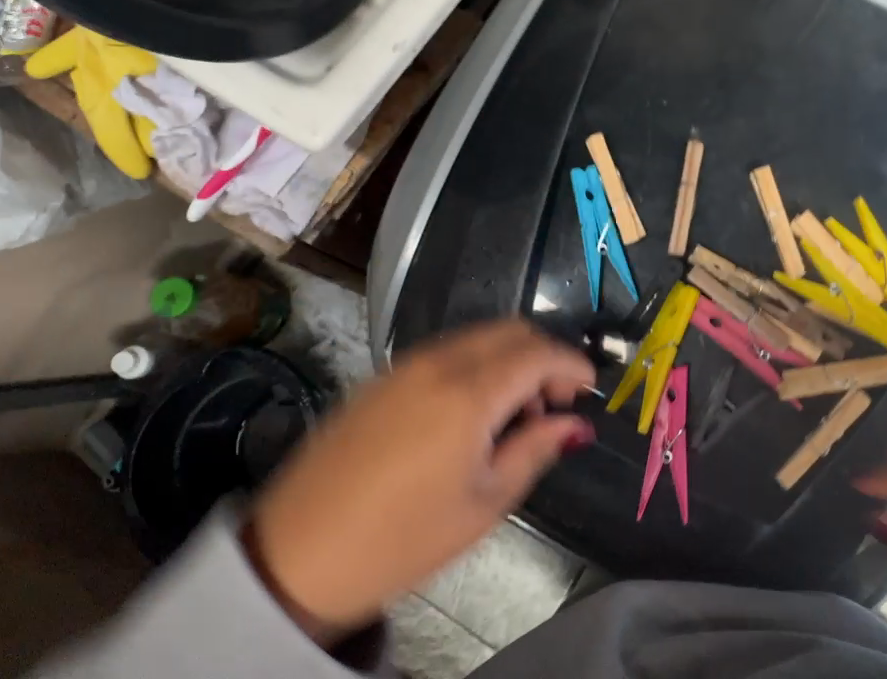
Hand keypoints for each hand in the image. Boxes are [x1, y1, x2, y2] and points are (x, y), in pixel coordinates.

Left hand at [245, 319, 595, 640]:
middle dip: (544, 356)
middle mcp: (438, 362)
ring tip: (514, 416)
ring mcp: (403, 366)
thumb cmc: (403, 540)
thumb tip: (575, 424)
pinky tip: (471, 414)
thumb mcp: (484, 504)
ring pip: (477, 338)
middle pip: (509, 331)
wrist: (296, 555)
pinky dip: (476, 366)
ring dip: (509, 359)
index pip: (538, 352)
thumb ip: (536, 450)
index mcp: (469, 392)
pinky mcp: (380, 378)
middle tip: (555, 404)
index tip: (590, 390)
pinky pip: (445, 352)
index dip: (573, 364)